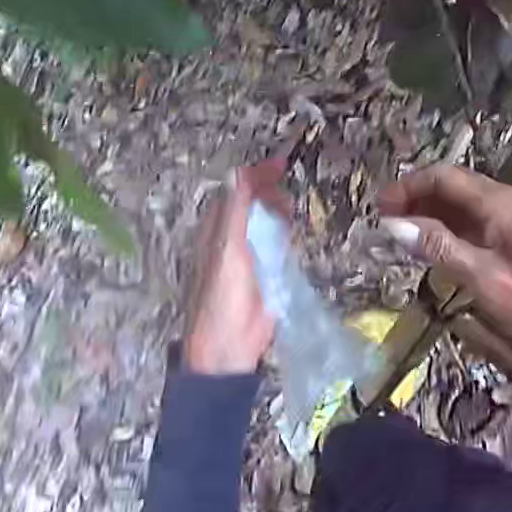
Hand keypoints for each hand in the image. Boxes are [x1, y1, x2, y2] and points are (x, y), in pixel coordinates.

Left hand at [182, 170, 274, 374]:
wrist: (229, 346)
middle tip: (287, 189)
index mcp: (216, 230)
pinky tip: (295, 235)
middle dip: (270, 191)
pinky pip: (280, 245)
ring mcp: (251, 255)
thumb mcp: (227, 248)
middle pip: (253, 204)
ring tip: (291, 210)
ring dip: (280, 212)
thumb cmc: (221, 296)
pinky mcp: (268, 273)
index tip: (279, 165)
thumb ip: (235, 211)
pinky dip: (288, 235)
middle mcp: (232, 238)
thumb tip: (238, 173)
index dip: (255, 176)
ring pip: (268, 223)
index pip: (235, 192)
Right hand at [378, 165, 511, 361]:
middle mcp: (503, 201)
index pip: (445, 177)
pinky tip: (429, 244)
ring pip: (460, 203)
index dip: (408, 187)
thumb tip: (394, 225)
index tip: (380, 206)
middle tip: (384, 219)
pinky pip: (471, 220)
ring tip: (399, 232)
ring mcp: (510, 217)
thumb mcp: (485, 278)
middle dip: (415, 197)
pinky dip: (446, 227)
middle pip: (451, 185)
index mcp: (499, 203)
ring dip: (428, 212)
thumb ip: (440, 248)